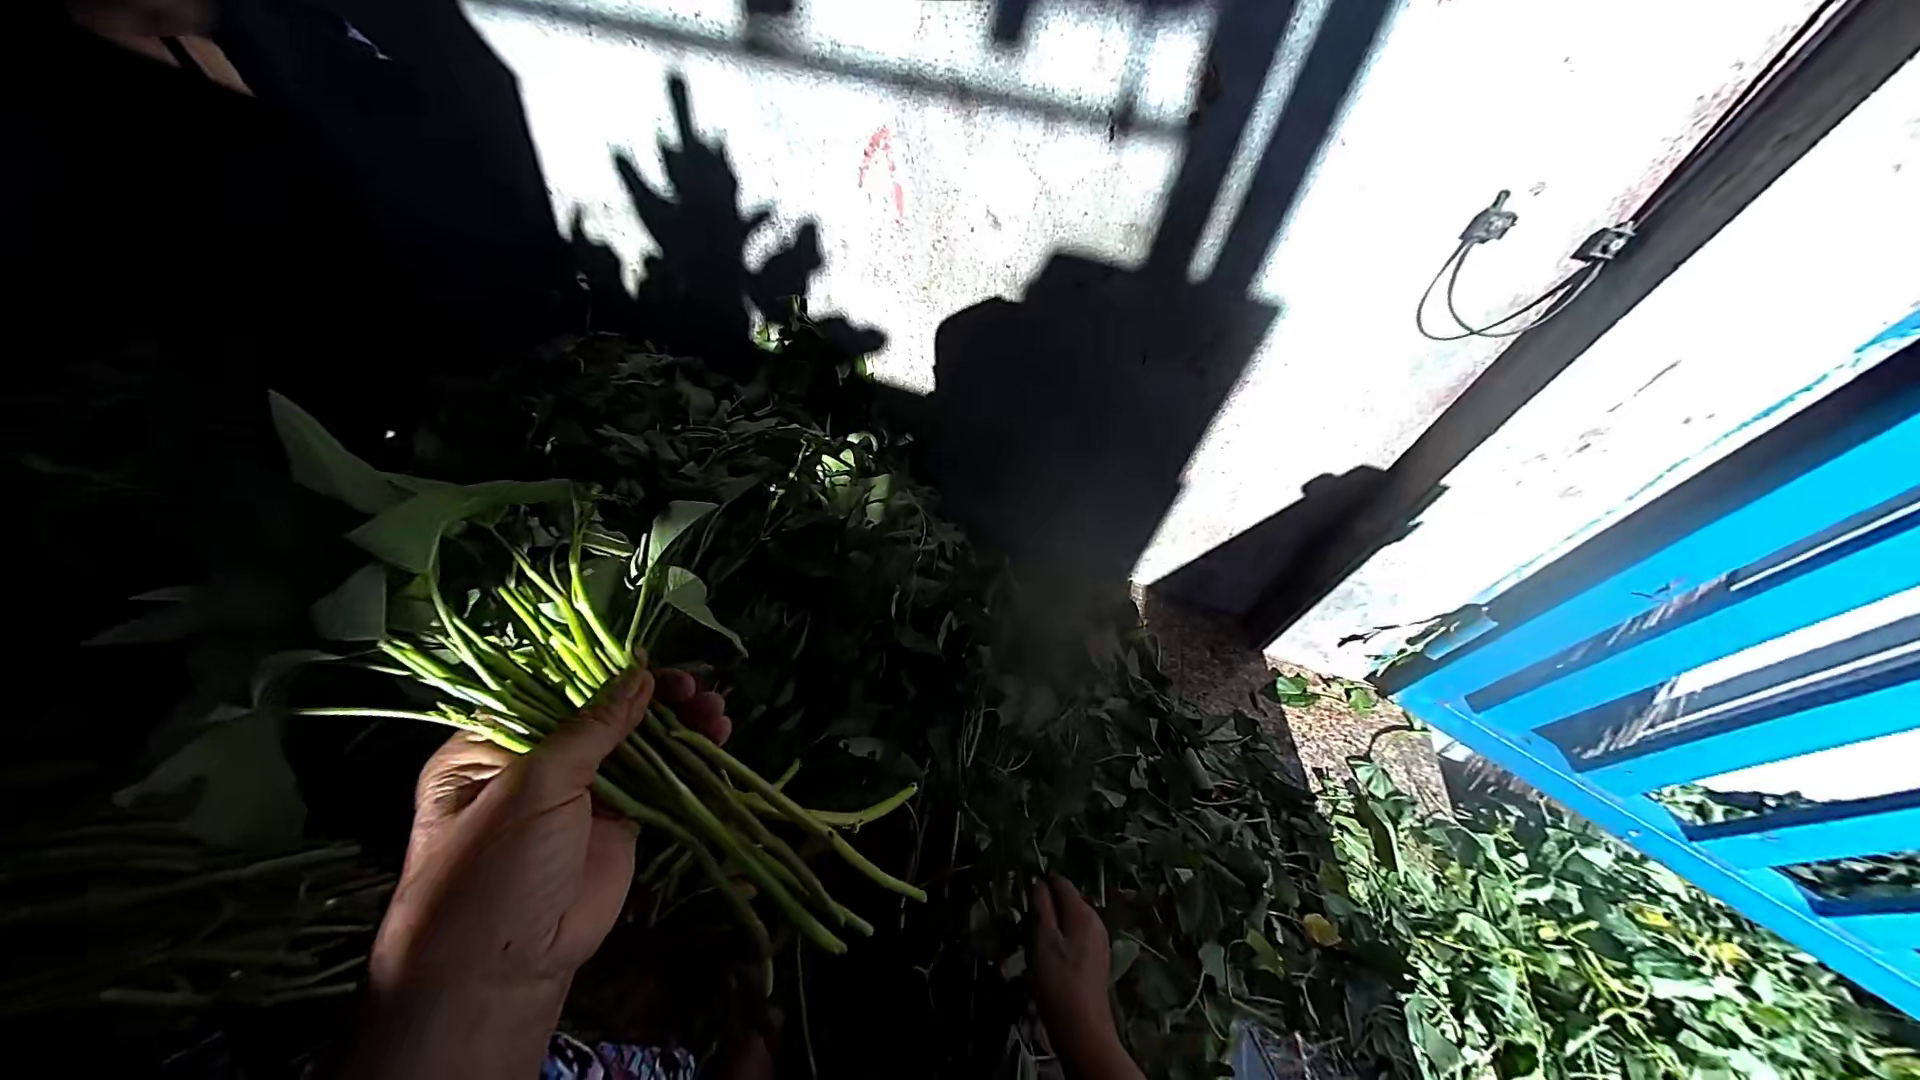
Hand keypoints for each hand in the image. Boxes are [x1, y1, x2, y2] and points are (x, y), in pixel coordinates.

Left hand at [347, 660, 730, 1079]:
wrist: (506, 968)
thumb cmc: (498, 865)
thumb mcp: (536, 783)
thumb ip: (593, 724)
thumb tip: (639, 670)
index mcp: (498, 743)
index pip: (561, 689)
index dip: (609, 673)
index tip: (654, 664)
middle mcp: (543, 759)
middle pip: (609, 711)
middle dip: (655, 697)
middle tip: (694, 689)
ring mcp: (585, 789)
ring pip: (641, 740)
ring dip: (680, 722)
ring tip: (715, 711)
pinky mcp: (623, 817)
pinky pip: (660, 775)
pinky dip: (689, 754)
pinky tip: (715, 736)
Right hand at [1032, 877, 1143, 1079]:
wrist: (1085, 1033)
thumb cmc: (1060, 984)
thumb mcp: (1043, 941)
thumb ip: (1042, 908)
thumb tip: (1039, 882)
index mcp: (1083, 913)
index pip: (1061, 882)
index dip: (1041, 884)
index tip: (1023, 895)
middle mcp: (1096, 921)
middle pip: (1067, 900)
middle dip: (1047, 906)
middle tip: (1027, 922)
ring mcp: (1099, 941)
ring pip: (1071, 920)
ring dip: (1054, 924)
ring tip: (1036, 941)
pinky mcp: (1097, 960)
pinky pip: (1077, 937)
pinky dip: (1063, 939)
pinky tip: (1051, 957)